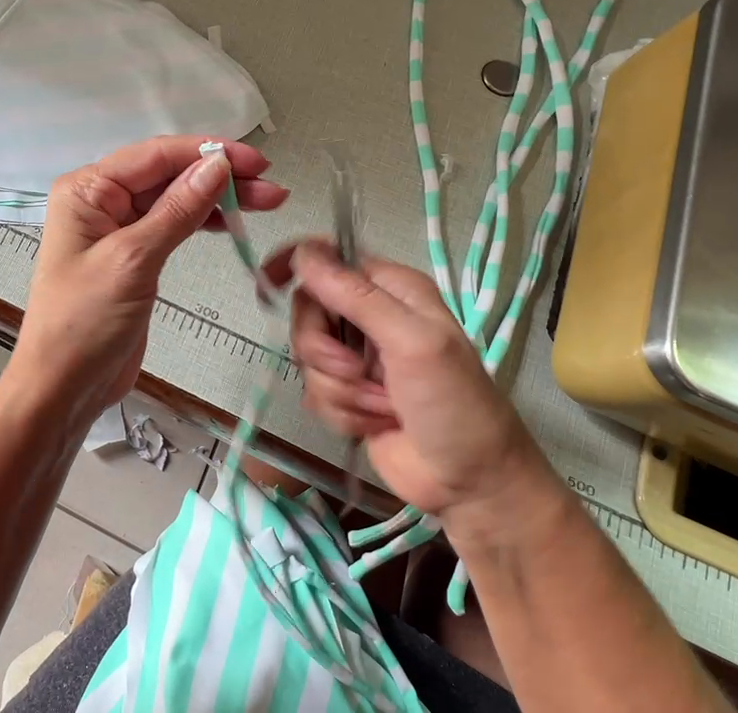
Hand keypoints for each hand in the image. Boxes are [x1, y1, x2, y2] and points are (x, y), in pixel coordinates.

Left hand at [6, 137, 288, 433]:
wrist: (63, 385)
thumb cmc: (84, 322)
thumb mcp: (133, 260)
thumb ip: (176, 210)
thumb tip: (216, 167)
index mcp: (87, 190)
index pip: (154, 155)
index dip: (207, 153)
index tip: (256, 162)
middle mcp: (100, 201)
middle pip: (167, 174)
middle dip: (219, 176)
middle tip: (271, 188)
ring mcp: (116, 229)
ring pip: (174, 199)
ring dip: (218, 198)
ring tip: (267, 201)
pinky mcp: (133, 257)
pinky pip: (172, 225)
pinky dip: (203, 221)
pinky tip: (232, 221)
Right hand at [266, 240, 546, 519]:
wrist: (470, 483)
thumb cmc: (455, 404)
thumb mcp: (412, 342)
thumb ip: (356, 296)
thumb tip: (305, 252)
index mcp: (392, 289)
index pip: (328, 259)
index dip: (296, 264)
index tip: (267, 280)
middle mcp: (371, 317)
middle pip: (307, 312)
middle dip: (323, 350)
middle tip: (355, 371)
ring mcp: (357, 358)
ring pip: (308, 358)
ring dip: (340, 389)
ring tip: (381, 406)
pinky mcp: (347, 396)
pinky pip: (315, 392)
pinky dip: (341, 412)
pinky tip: (375, 424)